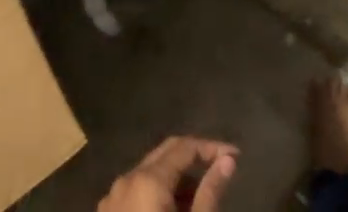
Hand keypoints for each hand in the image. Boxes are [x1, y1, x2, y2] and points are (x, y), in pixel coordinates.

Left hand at [99, 136, 238, 211]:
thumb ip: (211, 192)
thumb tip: (227, 162)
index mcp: (147, 180)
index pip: (185, 146)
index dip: (212, 147)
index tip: (236, 158)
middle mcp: (125, 181)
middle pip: (165, 154)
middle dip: (194, 159)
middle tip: (220, 171)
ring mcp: (110, 200)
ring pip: (149, 174)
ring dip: (176, 179)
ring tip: (199, 200)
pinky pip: (135, 192)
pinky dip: (157, 194)